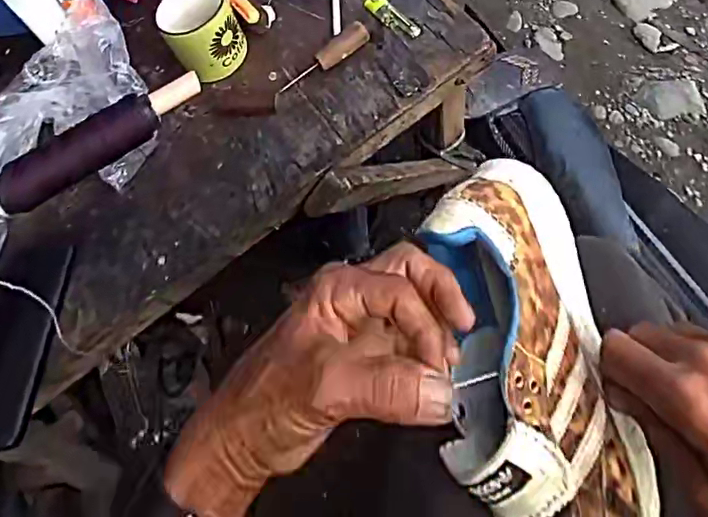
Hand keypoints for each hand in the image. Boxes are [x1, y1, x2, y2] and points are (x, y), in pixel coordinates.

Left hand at [163, 243, 476, 516]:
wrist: (243, 436)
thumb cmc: (264, 399)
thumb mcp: (325, 389)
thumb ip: (385, 387)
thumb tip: (440, 390)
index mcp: (337, 289)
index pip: (398, 287)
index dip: (424, 322)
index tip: (437, 364)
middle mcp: (352, 297)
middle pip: (409, 271)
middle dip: (440, 292)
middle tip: (464, 323)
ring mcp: (361, 323)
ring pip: (413, 302)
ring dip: (437, 324)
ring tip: (448, 360)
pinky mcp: (368, 353)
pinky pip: (408, 339)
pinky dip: (428, 351)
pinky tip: (434, 375)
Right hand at [600, 326, 707, 516]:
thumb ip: (659, 439)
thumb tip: (631, 406)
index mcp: (690, 396)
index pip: (615, 348)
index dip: (609, 371)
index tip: (615, 391)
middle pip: (640, 331)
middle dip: (637, 362)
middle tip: (646, 399)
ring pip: (676, 330)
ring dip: (671, 358)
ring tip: (692, 404)